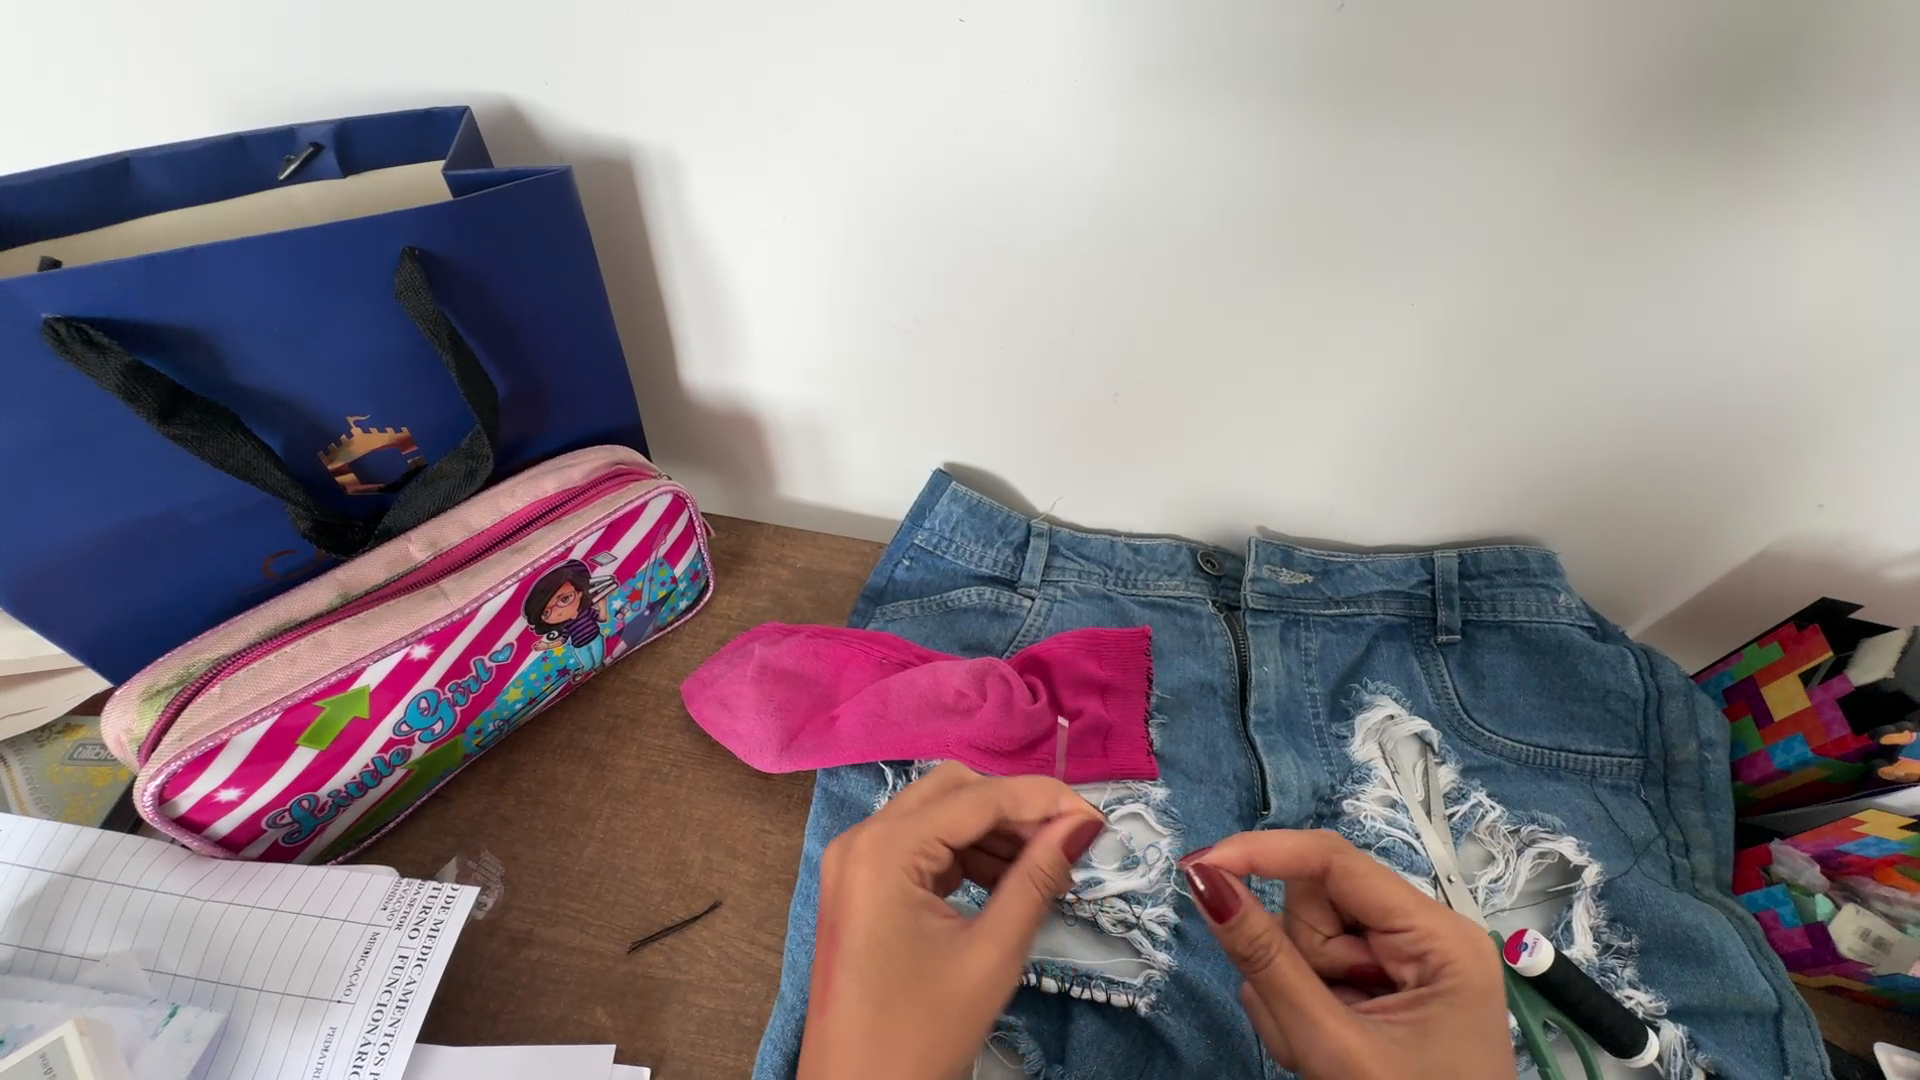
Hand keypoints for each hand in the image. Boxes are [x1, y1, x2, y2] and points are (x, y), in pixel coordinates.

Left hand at [798, 762, 1105, 1079]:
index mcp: (884, 849)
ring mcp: (857, 857)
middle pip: (953, 790)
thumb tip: (1081, 824)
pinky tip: (1005, 877)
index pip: (977, 797)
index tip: (1095, 817)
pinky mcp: (862, 879)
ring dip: (993, 830)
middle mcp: (863, 837)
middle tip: (1067, 841)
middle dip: (1014, 809)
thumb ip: (1037, 878)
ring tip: (1044, 865)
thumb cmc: (921, 1036)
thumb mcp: (991, 956)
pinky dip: (966, 851)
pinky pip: (922, 842)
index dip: (1042, 799)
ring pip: (938, 811)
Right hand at [1183, 830, 1515, 1079]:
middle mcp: (1422, 932)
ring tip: (1315, 1049)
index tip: (1195, 869)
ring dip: (1286, 988)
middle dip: (1289, 957)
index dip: (1259, 853)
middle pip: (1313, 900)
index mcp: (1437, 936)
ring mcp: (1400, 959)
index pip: (1332, 859)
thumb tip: (1203, 879)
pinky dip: (1294, 1002)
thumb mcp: (1332, 1047)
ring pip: (1300, 933)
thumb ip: (1266, 960)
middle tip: (1304, 1029)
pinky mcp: (1379, 982)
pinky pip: (1306, 963)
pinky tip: (1322, 1048)